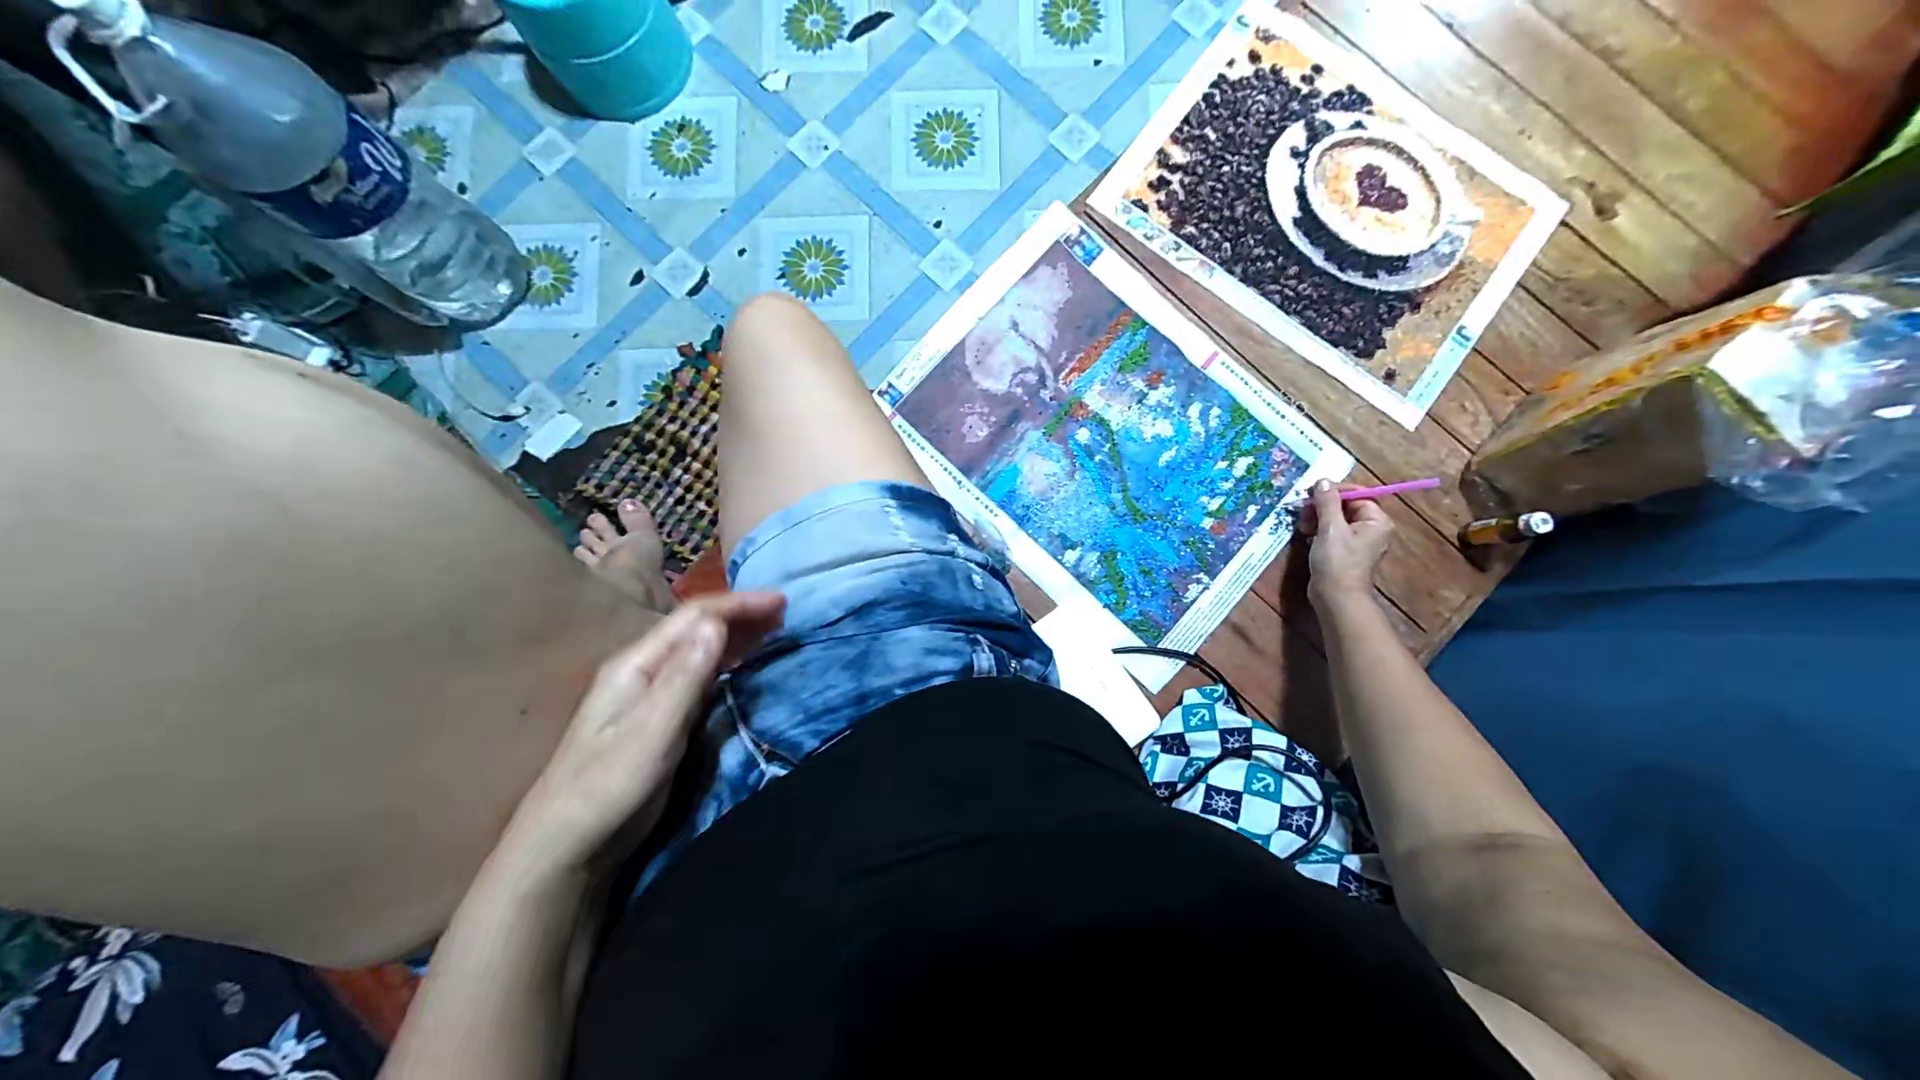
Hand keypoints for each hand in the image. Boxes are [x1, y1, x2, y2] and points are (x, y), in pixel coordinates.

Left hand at [497, 591, 785, 880]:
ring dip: (738, 634)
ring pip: (701, 649)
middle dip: (742, 614)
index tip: (782, 601)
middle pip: (698, 627)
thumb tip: (716, 624)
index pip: (694, 617)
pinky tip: (745, 663)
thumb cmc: (609, 786)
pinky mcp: (662, 716)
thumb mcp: (652, 732)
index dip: (739, 605)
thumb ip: (685, 678)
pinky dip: (729, 661)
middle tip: (785, 611)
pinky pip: (702, 674)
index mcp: (636, 664)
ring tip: (775, 628)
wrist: (570, 841)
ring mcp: (651, 693)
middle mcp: (644, 669)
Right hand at [1299, 480, 1394, 608]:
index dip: (1334, 490)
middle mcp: (1372, 528)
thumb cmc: (1337, 561)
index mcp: (1376, 520)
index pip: (1357, 494)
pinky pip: (1333, 532)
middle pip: (1346, 506)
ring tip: (1302, 525)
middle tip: (1302, 510)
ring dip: (1317, 517)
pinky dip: (1319, 530)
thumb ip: (1327, 502)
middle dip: (1322, 506)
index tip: (1311, 491)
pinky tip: (1305, 533)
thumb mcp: (1330, 528)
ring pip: (1337, 518)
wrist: (1335, 597)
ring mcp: (1359, 541)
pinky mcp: (1345, 551)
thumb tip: (1322, 481)